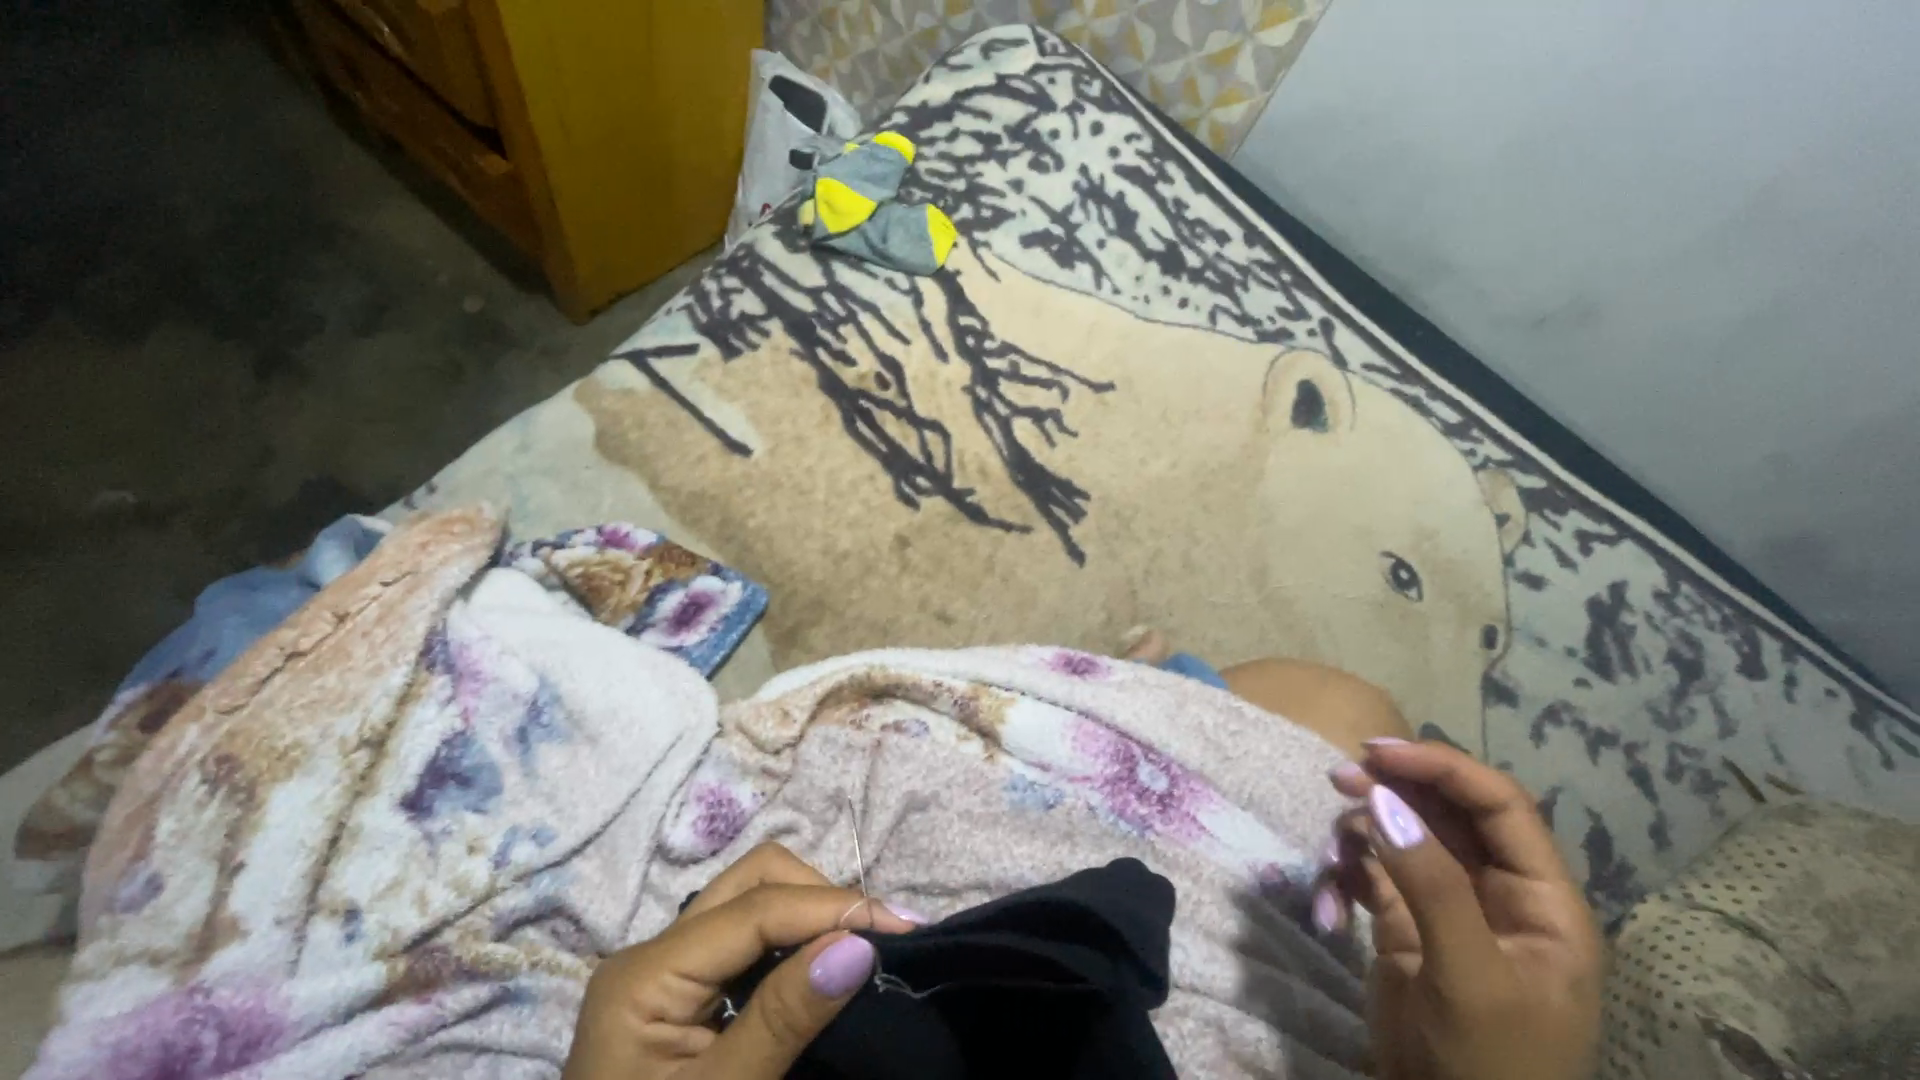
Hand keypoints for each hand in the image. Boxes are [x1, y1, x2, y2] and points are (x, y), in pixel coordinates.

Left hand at [562, 843, 921, 1079]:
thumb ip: (782, 1021)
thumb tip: (858, 946)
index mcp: (645, 974)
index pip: (755, 907)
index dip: (833, 907)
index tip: (904, 926)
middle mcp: (652, 953)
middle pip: (751, 879)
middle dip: (821, 896)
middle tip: (881, 939)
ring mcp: (664, 971)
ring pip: (750, 899)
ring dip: (810, 913)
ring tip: (863, 948)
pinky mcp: (679, 994)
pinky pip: (744, 941)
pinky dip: (791, 942)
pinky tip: (823, 968)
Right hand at [1317, 739, 1602, 1079]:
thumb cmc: (1491, 1065)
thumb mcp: (1471, 977)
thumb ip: (1431, 884)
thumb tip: (1381, 800)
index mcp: (1543, 902)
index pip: (1501, 806)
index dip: (1443, 767)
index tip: (1378, 751)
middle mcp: (1498, 893)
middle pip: (1447, 812)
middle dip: (1394, 790)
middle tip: (1339, 778)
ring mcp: (1447, 908)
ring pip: (1404, 837)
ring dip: (1363, 833)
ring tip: (1331, 851)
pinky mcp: (1404, 927)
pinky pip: (1372, 876)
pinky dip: (1345, 878)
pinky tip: (1326, 906)